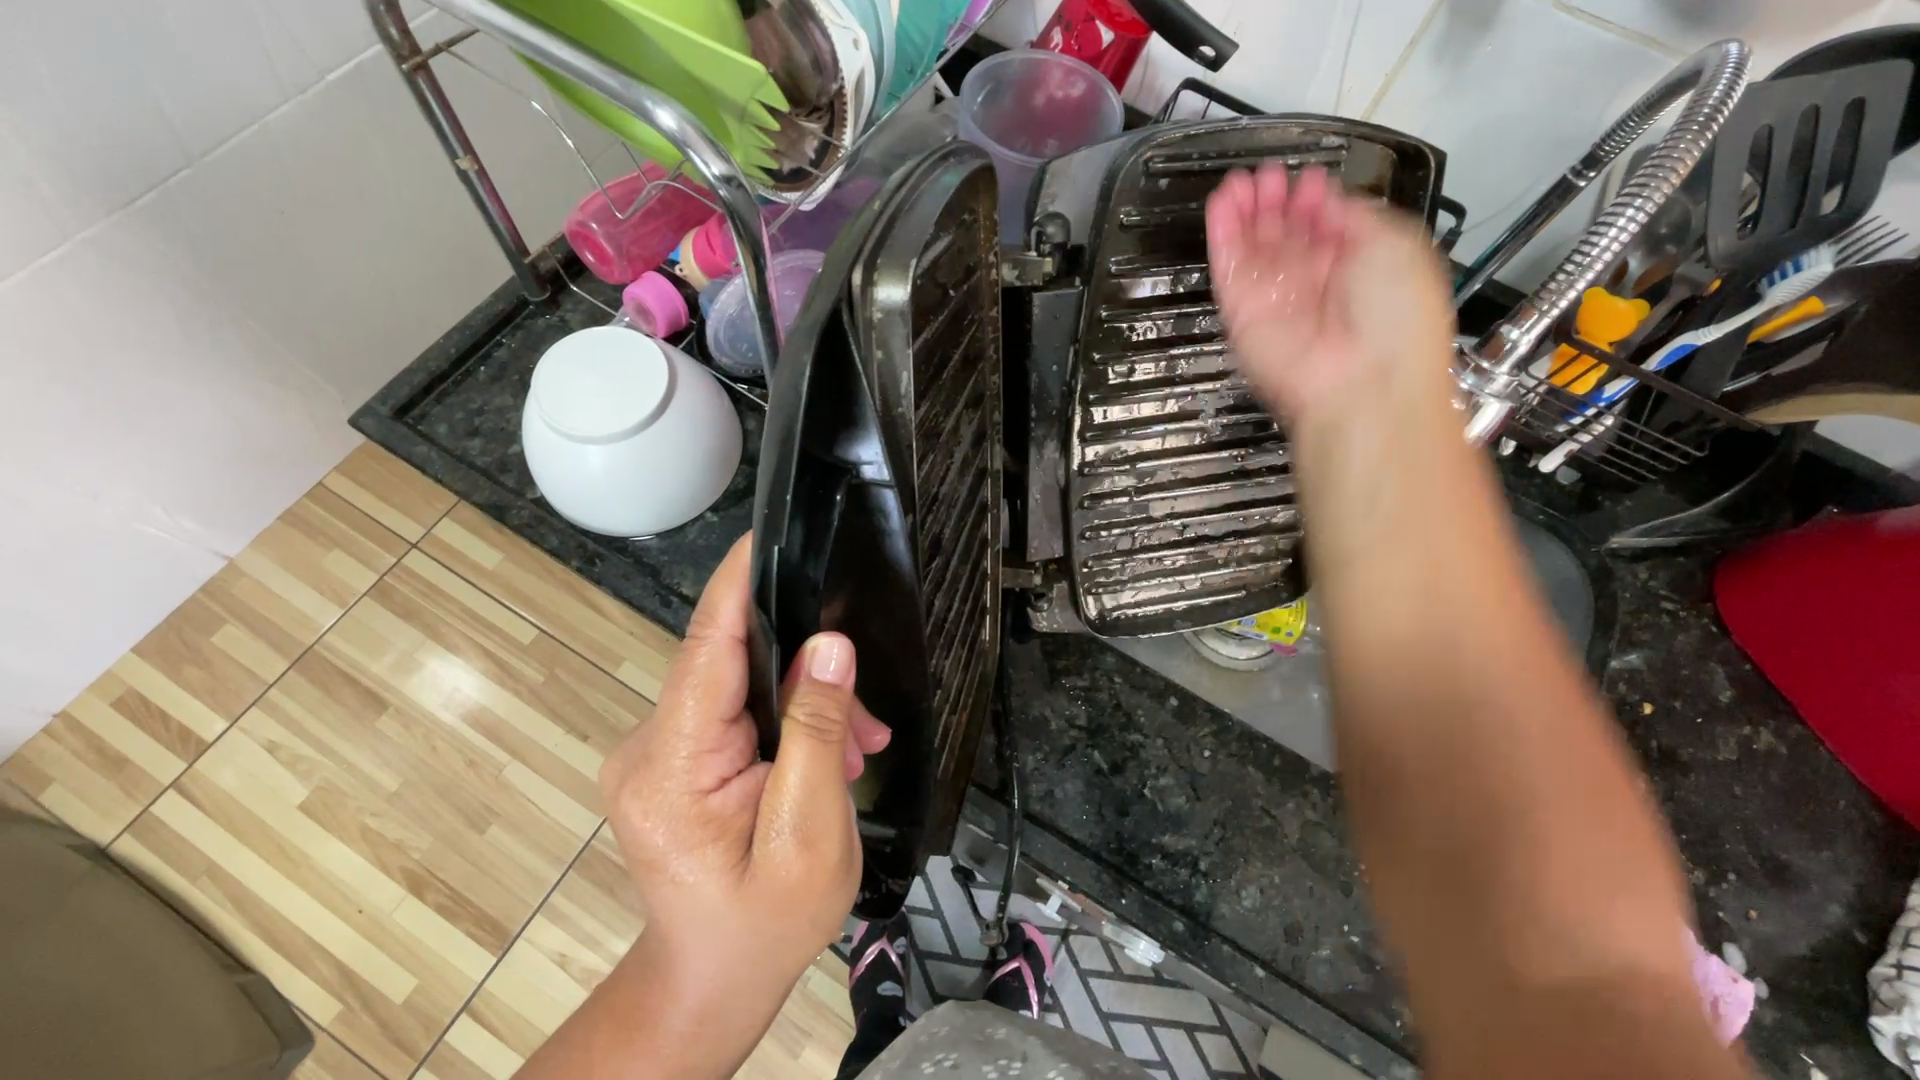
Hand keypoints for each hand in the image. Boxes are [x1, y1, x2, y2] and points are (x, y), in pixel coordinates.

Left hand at [597, 534, 890, 1069]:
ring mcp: (655, 752)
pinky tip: (822, 755)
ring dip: (802, 707)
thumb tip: (828, 646)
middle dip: (806, 676)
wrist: (713, 976)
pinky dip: (782, 723)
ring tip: (851, 750)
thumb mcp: (810, 834)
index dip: (739, 584)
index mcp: (672, 767)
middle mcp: (648, 748)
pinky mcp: (671, 759)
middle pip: (732, 666)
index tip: (769, 533)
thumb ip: (816, 733)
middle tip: (863, 726)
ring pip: (739, 687)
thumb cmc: (764, 924)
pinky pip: (732, 712)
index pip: (708, 647)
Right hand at [1206, 164, 1456, 423]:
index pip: (1328, 228)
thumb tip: (1331, 202)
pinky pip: (1228, 267)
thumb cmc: (1397, 320)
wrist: (1361, 382)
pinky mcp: (1243, 314)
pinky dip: (1223, 234)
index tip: (1307, 178)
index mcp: (1361, 270)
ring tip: (1242, 181)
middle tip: (1268, 176)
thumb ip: (1358, 216)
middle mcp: (1317, 287)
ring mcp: (1278, 301)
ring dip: (1248, 212)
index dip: (1316, 201)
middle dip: (1277, 203)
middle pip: (1287, 236)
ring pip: (1255, 248)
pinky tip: (1222, 203)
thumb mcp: (1398, 244)